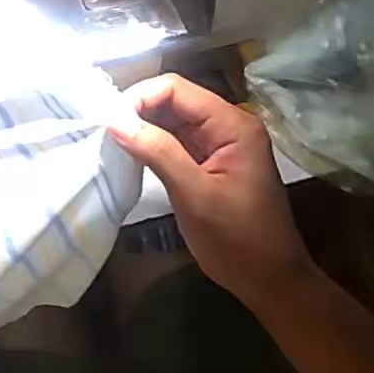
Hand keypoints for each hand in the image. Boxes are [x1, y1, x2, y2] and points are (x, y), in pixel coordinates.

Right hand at [108, 73, 309, 306]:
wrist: (269, 282)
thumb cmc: (239, 240)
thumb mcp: (196, 196)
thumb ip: (158, 152)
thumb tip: (115, 121)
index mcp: (232, 125)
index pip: (176, 90)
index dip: (140, 97)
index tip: (109, 120)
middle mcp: (225, 125)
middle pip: (172, 100)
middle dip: (136, 110)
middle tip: (104, 130)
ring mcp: (215, 143)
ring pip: (168, 119)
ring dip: (140, 126)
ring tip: (110, 140)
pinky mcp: (204, 161)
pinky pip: (171, 140)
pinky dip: (148, 143)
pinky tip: (128, 153)